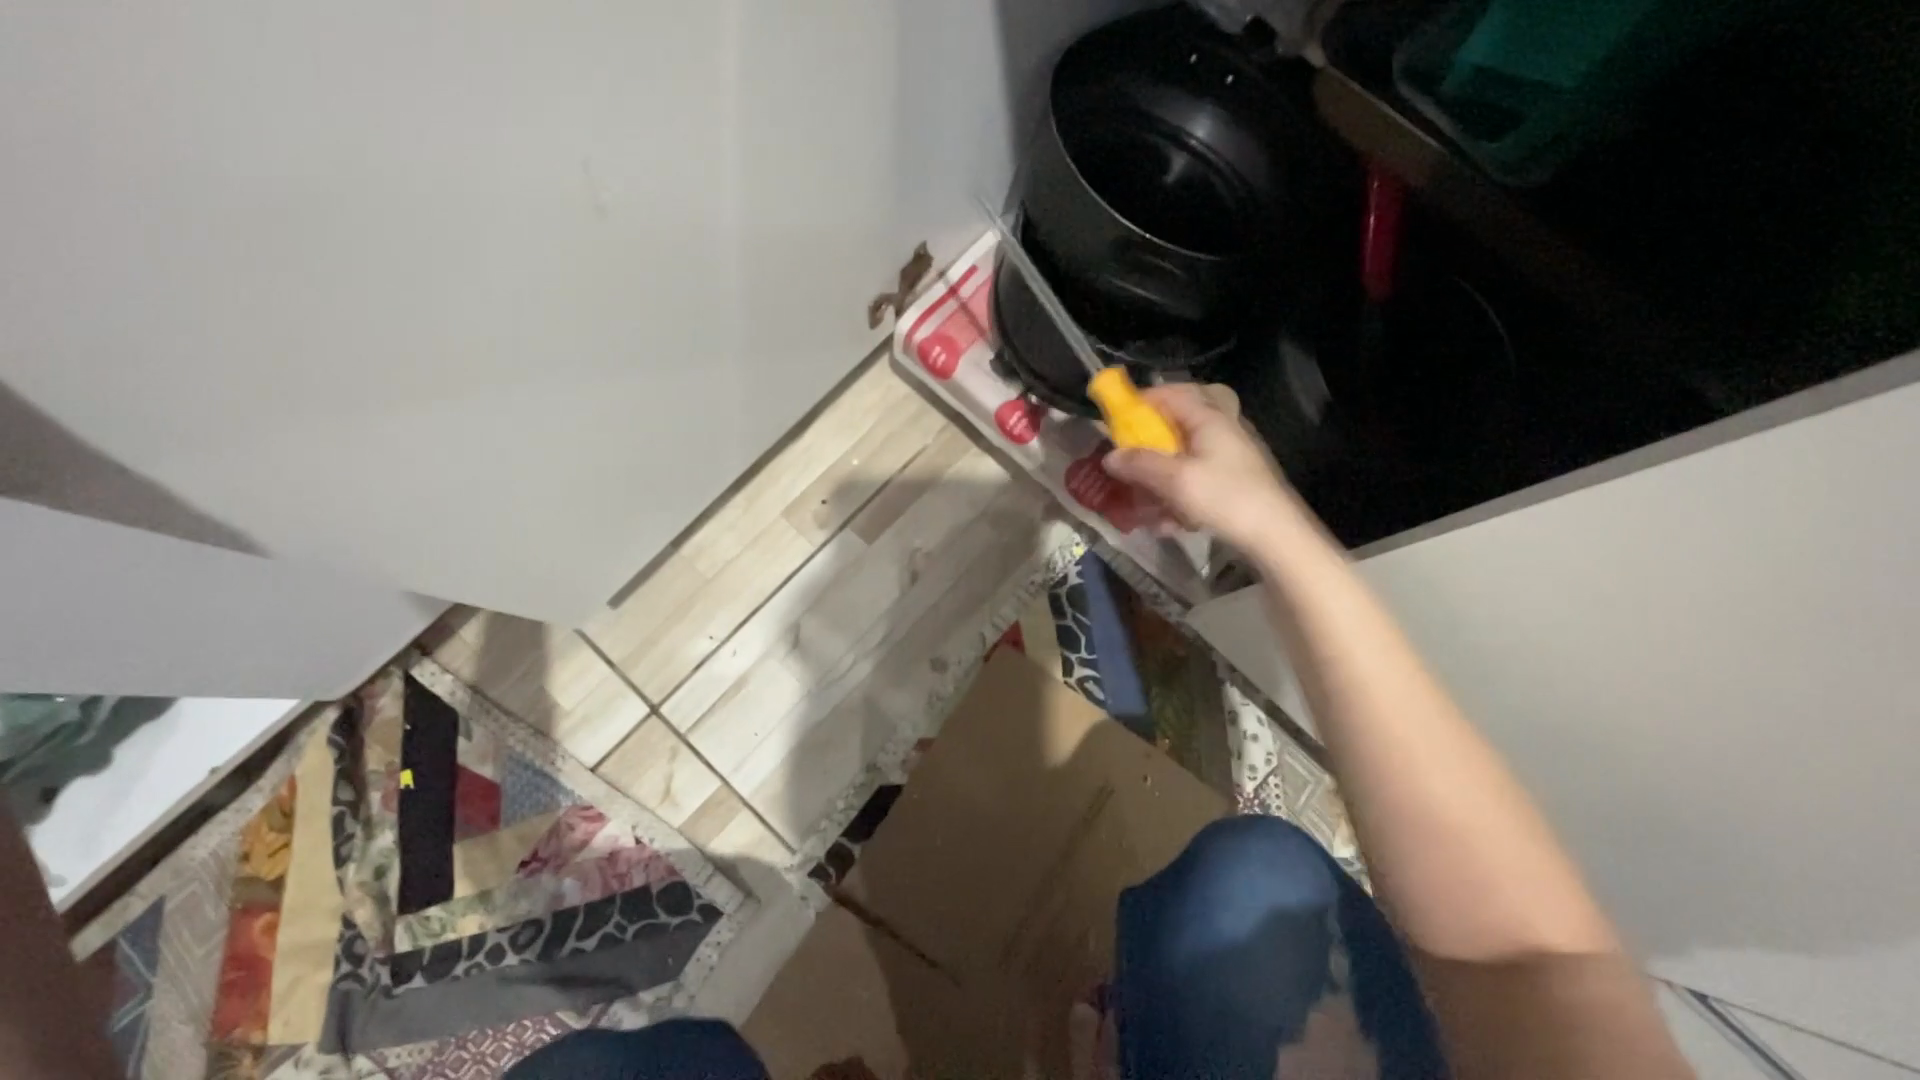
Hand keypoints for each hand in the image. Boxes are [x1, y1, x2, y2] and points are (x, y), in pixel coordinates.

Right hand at [1102, 383, 1309, 551]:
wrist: (1276, 535)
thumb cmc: (1225, 498)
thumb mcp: (1175, 481)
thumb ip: (1140, 465)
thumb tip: (1110, 457)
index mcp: (1210, 417)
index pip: (1171, 393)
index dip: (1140, 401)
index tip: (1115, 419)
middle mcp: (1223, 428)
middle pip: (1183, 418)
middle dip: (1154, 438)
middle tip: (1135, 452)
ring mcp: (1232, 455)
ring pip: (1188, 452)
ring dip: (1163, 475)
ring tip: (1147, 502)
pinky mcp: (1235, 481)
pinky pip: (1199, 477)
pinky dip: (1180, 494)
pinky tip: (1171, 523)